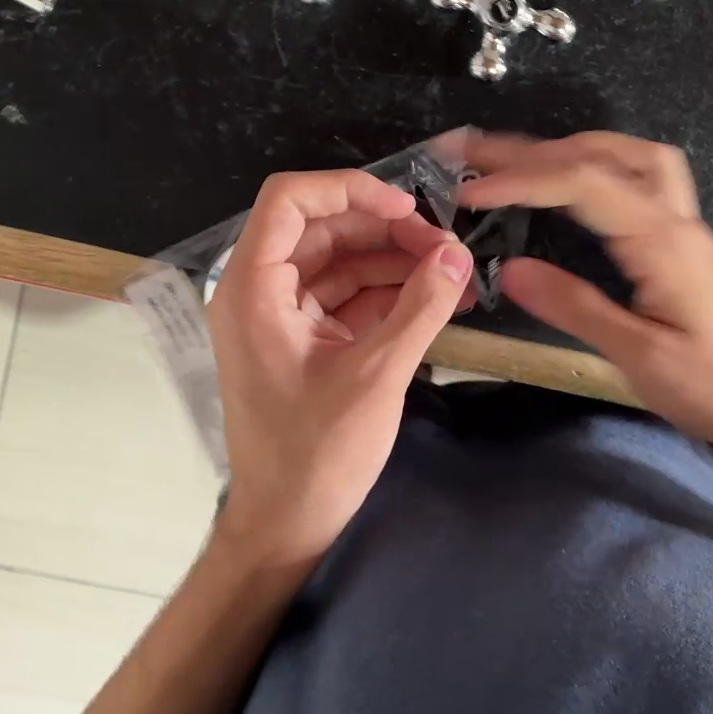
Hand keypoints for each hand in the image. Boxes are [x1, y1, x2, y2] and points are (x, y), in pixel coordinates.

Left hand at [208, 169, 472, 561]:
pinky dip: (393, 295)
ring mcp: (285, 317)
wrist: (287, 524)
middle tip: (448, 250)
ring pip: (344, 262)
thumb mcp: (376, 375)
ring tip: (456, 274)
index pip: (290, 201)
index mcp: (254, 290)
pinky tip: (440, 298)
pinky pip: (352, 298)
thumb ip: (420, 308)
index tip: (409, 210)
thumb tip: (458, 256)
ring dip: (399, 263)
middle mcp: (262, 292)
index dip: (351, 189)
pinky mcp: (309, 341)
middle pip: (325, 229)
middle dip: (389, 232)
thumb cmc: (317, 454)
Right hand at [457, 132, 712, 467]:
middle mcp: (675, 219)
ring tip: (521, 159)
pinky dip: (598, 168)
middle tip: (477, 151)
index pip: (583, 183)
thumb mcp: (638, 354)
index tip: (471, 191)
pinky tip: (576, 187)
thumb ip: (575, 307)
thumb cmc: (712, 387)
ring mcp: (685, 227)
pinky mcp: (685, 243)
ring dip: (573, 148)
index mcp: (661, 240)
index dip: (522, 179)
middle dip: (536, 148)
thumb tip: (511, 269)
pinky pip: (641, 180)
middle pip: (605, 155)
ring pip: (631, 157)